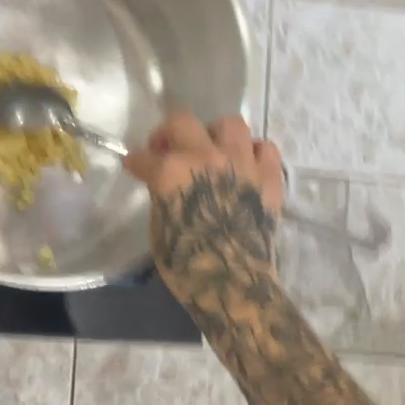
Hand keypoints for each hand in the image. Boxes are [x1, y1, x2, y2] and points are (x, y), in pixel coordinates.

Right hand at [124, 112, 286, 289]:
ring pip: (229, 124)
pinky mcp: (270, 176)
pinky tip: (243, 167)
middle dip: (167, 133)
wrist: (234, 283)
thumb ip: (161, 195)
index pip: (144, 157)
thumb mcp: (159, 227)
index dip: (136, 163)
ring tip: (210, 152)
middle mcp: (206, 156)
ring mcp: (242, 162)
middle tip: (166, 149)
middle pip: (181, 122)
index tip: (134, 166)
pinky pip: (264, 147)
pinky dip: (251, 153)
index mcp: (170, 171)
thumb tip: (164, 185)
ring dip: (214, 135)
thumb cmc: (186, 263)